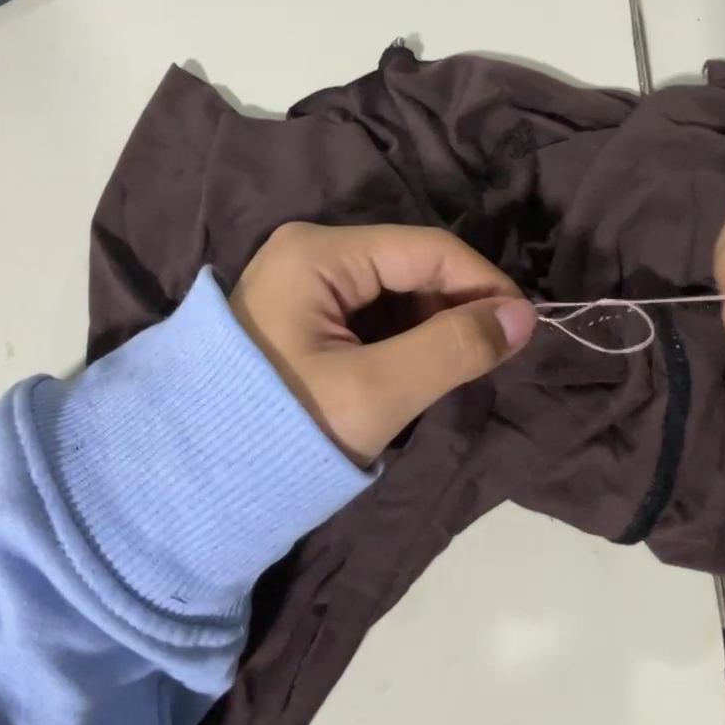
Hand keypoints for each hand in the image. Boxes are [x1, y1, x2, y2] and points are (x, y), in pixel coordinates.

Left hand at [229, 223, 537, 466]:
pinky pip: (368, 311)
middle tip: (490, 358)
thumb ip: (452, 349)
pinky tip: (417, 368)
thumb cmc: (286, 427)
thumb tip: (523, 317)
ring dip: (431, 325)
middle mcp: (307, 251)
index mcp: (317, 253)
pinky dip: (402, 337)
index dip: (482, 283)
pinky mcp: (299, 313)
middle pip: (409, 265)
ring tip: (456, 369)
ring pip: (392, 290)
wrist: (198, 474)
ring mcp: (299, 280)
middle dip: (455, 307)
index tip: (525, 328)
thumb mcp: (376, 392)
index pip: (426, 249)